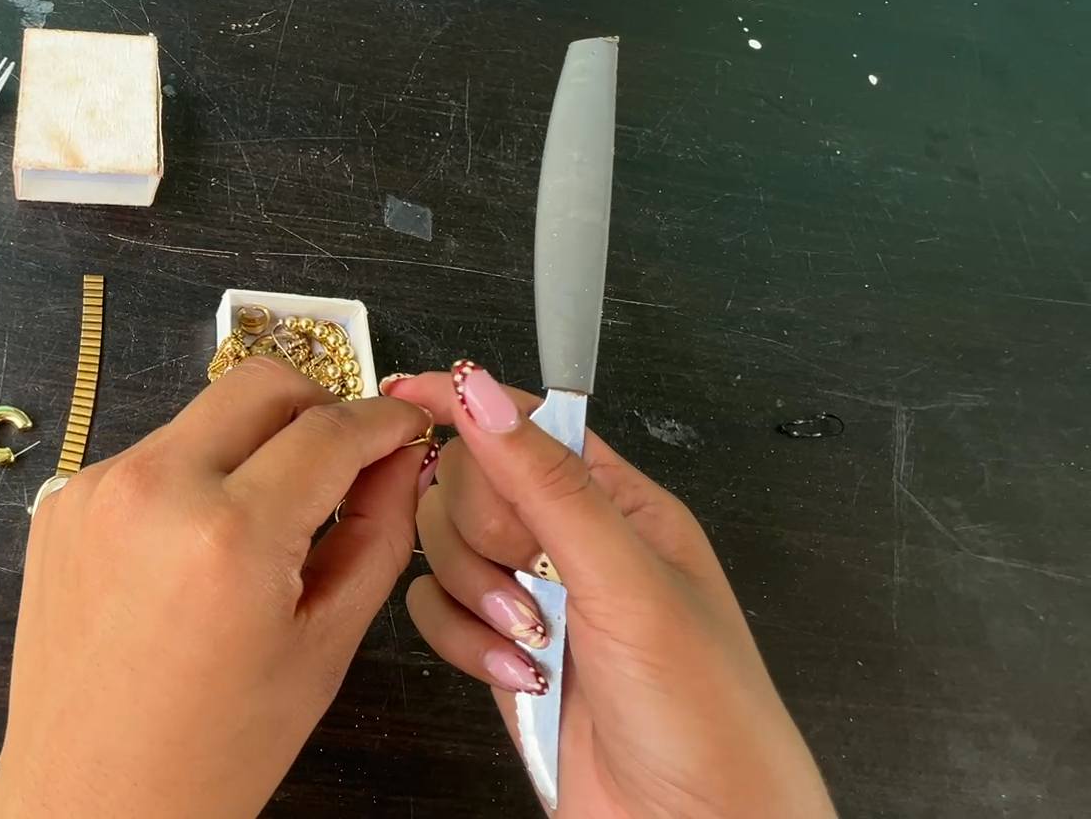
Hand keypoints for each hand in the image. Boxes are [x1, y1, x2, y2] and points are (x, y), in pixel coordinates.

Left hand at [0, 356, 433, 818]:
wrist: (85, 798)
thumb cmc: (218, 749)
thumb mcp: (323, 648)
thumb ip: (377, 536)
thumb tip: (397, 458)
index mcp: (228, 534)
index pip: (327, 430)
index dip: (382, 418)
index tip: (406, 423)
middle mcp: (152, 485)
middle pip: (257, 382)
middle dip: (316, 404)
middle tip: (339, 458)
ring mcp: (95, 484)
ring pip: (202, 416)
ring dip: (249, 445)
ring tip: (260, 518)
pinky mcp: (63, 496)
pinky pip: (151, 455)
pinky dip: (192, 477)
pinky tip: (193, 544)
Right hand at [385, 363, 835, 817]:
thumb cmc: (699, 714)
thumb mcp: (628, 585)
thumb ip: (548, 484)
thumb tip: (479, 392)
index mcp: (613, 503)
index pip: (524, 423)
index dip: (467, 404)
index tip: (406, 391)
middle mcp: (562, 535)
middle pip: (465, 479)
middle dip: (479, 528)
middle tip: (526, 571)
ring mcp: (521, 586)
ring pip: (438, 538)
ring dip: (472, 587)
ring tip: (528, 636)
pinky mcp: (487, 636)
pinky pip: (428, 599)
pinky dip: (459, 634)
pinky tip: (511, 669)